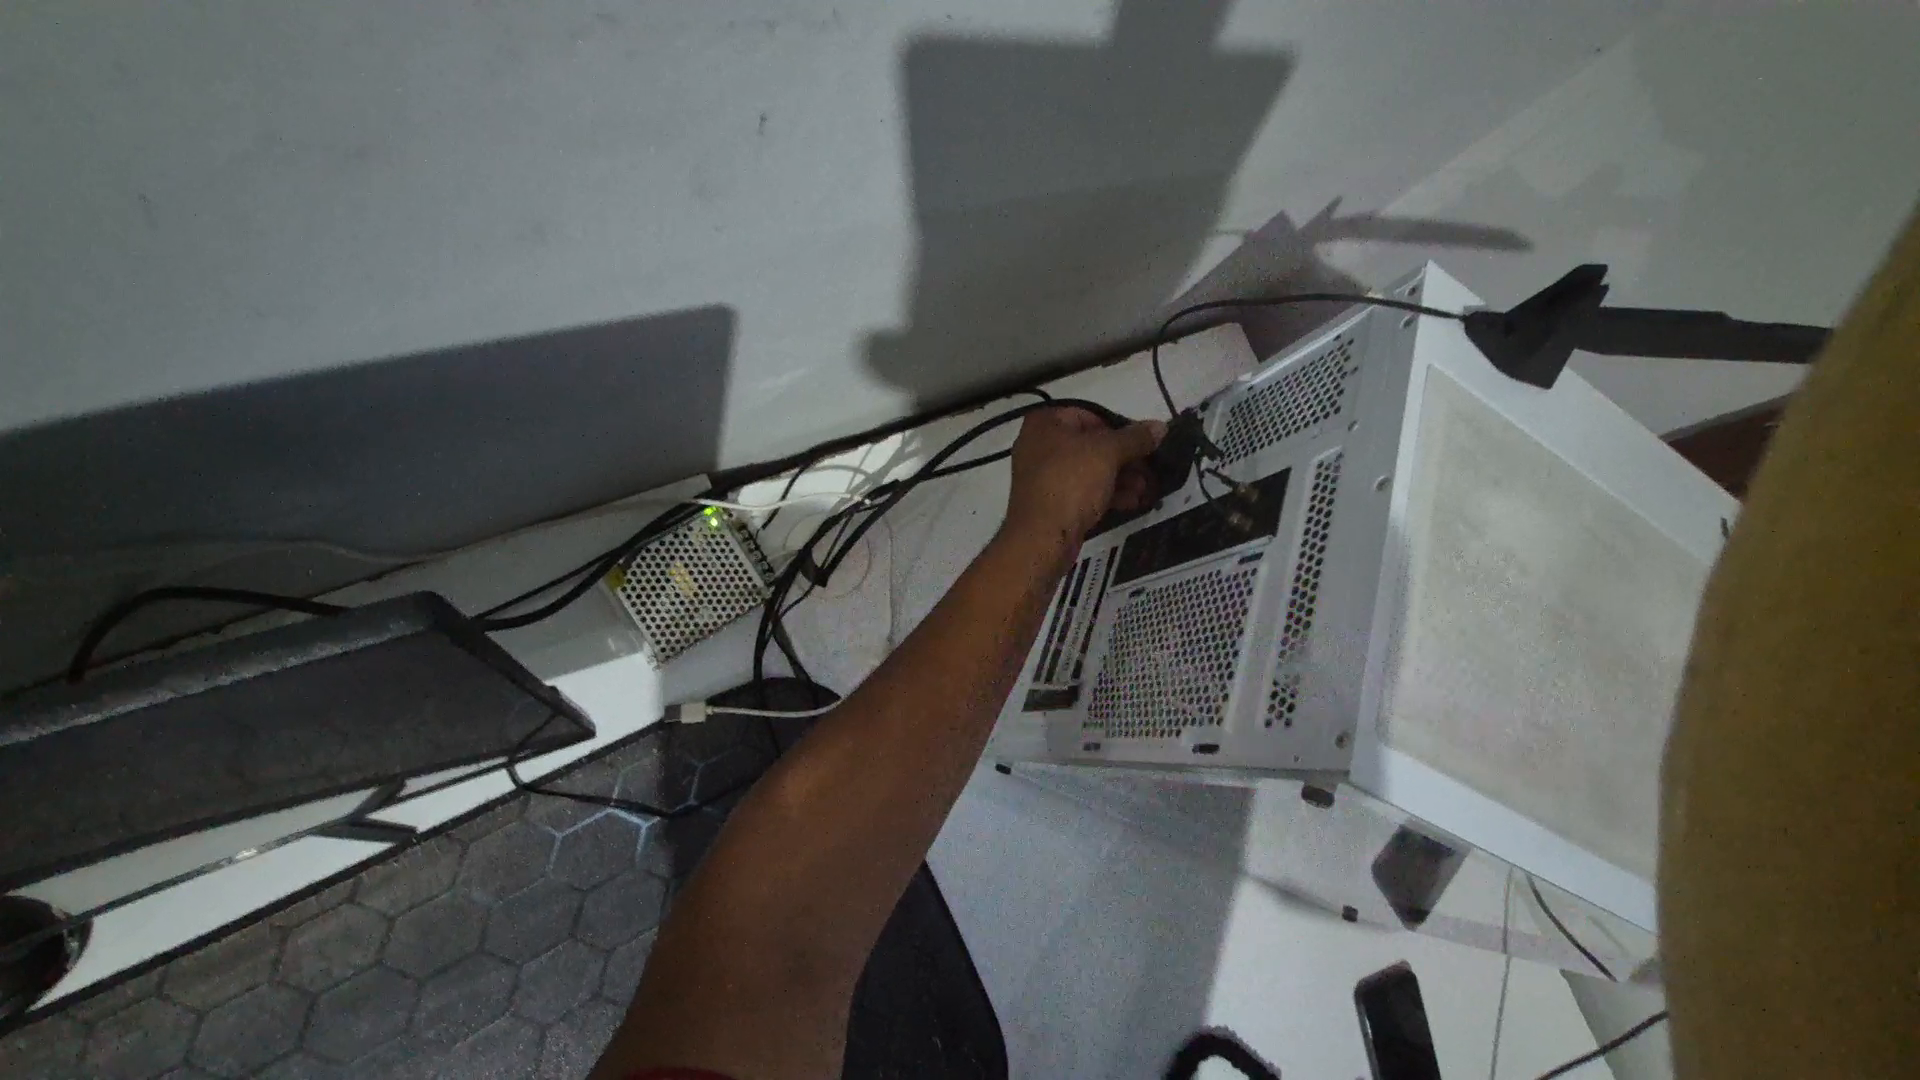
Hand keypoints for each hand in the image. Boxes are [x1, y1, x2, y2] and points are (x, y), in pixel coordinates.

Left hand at [1004, 407, 1166, 546]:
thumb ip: (1135, 438)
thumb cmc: (1071, 482)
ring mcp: (1043, 476)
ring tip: (1145, 490)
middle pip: (1091, 445)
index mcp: (1045, 423)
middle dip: (1125, 459)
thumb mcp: (1108, 453)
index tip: (1143, 444)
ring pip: (1089, 470)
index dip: (1119, 429)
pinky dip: (1106, 493)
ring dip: (1121, 478)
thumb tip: (1160, 426)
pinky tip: (1131, 502)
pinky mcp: (1050, 502)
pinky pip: (1082, 490)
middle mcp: (1039, 445)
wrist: (1042, 537)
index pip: (1090, 415)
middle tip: (1149, 471)